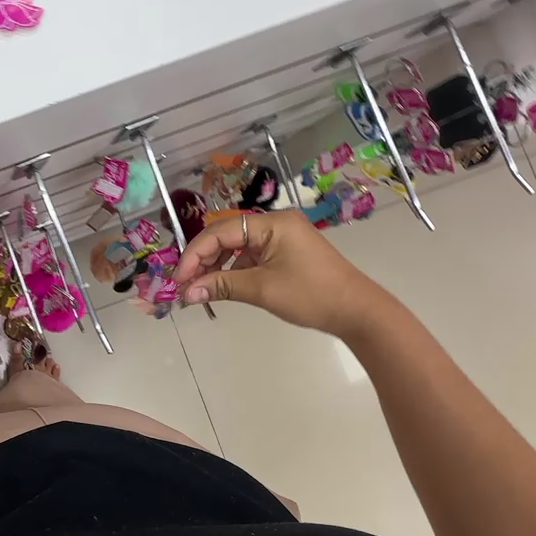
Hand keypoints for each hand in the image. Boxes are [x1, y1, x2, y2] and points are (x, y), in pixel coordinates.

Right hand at [172, 210, 391, 338]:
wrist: (357, 311)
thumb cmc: (311, 295)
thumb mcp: (262, 289)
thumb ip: (222, 286)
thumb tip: (187, 292)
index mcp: (272, 223)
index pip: (221, 231)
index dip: (195, 254)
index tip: (179, 278)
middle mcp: (275, 224)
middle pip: (227, 236)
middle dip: (203, 260)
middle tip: (185, 285)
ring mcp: (281, 238)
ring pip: (236, 247)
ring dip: (216, 266)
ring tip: (199, 288)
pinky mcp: (285, 254)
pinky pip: (250, 257)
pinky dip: (232, 270)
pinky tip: (221, 286)